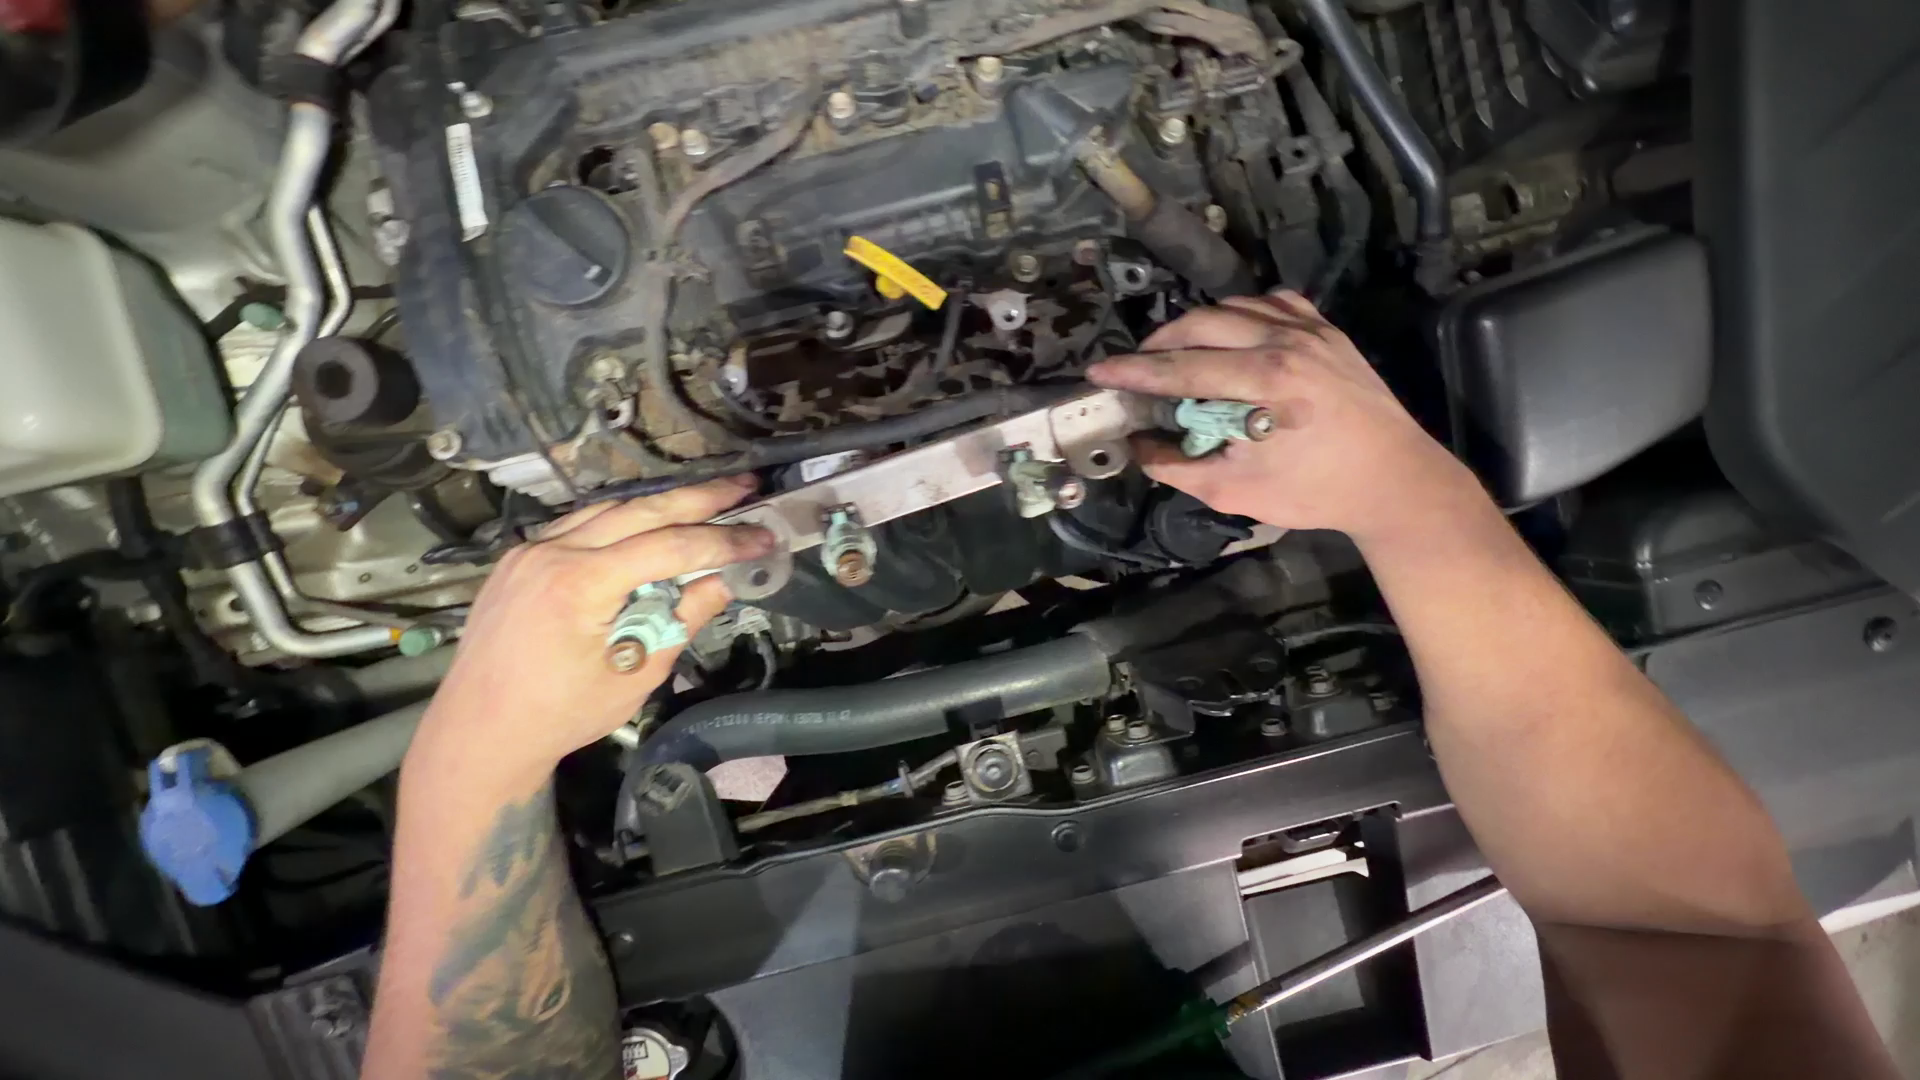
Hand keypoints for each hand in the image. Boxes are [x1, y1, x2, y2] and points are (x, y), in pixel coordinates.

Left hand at [408, 476, 773, 781]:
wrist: (480, 731)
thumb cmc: (564, 713)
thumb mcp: (638, 673)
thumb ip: (682, 619)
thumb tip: (726, 580)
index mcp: (581, 584)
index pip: (669, 547)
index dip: (723, 540)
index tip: (764, 537)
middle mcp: (553, 552)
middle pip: (642, 510)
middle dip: (701, 497)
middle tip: (746, 486)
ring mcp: (531, 550)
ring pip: (610, 509)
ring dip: (663, 502)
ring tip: (708, 495)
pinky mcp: (521, 557)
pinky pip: (581, 523)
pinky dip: (623, 518)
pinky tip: (649, 519)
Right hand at [1088, 290, 1480, 546]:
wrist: (1393, 480)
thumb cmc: (1313, 492)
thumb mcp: (1233, 491)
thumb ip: (1175, 466)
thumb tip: (1135, 445)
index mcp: (1264, 382)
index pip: (1179, 368)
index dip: (1132, 371)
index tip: (1097, 371)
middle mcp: (1286, 343)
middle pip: (1201, 324)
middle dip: (1157, 342)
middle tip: (1135, 365)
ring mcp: (1312, 331)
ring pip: (1234, 307)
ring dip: (1196, 325)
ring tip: (1175, 350)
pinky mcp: (1329, 331)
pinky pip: (1274, 302)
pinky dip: (1242, 312)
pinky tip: (1231, 332)